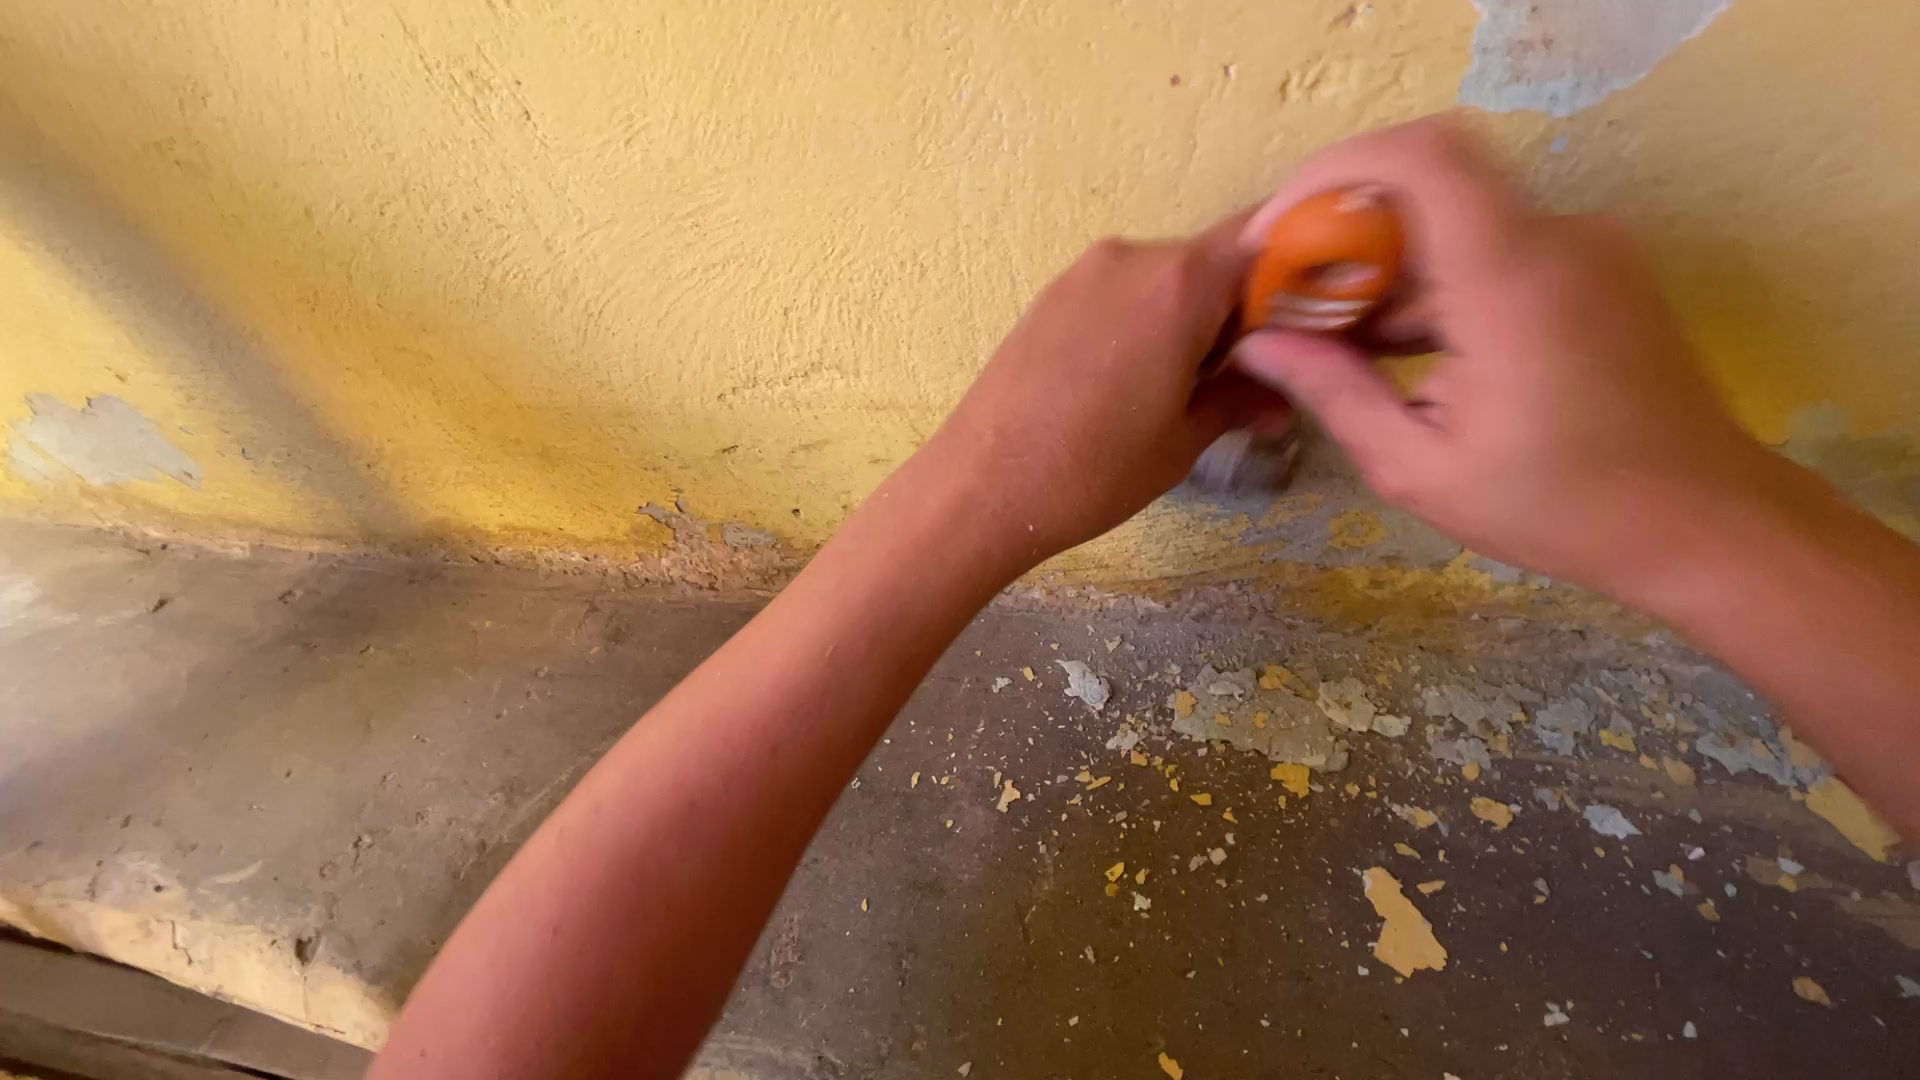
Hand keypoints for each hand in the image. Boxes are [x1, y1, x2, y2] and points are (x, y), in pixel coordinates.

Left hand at [910, 213, 1287, 571]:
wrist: (980, 487)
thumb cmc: (1091, 471)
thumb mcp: (1180, 441)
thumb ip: (1239, 399)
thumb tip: (1283, 396)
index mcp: (1179, 282)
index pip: (1267, 242)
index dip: (1298, 278)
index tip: (1306, 327)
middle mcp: (1130, 257)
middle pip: (1212, 261)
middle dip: (1239, 309)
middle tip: (1245, 374)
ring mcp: (1081, 274)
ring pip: (1163, 279)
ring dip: (1188, 319)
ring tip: (1180, 386)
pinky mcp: (1047, 298)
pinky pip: (1118, 294)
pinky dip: (1142, 322)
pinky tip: (1129, 379)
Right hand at [1231, 117, 1787, 602]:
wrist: (1700, 522)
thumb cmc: (1552, 505)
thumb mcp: (1413, 465)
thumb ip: (1332, 392)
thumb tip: (1256, 344)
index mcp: (1510, 280)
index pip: (1418, 159)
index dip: (1330, 174)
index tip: (1271, 236)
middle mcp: (1553, 239)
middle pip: (1422, 190)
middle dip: (1335, 238)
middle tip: (1277, 304)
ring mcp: (1577, 249)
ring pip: (1447, 226)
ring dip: (1374, 272)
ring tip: (1318, 338)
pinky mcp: (1584, 271)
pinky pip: (1479, 253)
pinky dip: (1419, 289)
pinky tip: (1382, 349)